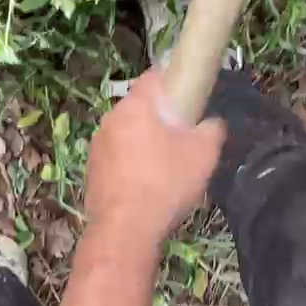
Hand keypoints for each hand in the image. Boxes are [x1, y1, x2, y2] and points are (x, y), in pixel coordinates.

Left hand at [85, 71, 225, 244]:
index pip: (154, 76)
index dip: (174, 79)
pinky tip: (147, 183)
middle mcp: (110, 119)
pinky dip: (132, 161)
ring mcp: (97, 144)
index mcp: (134, 106)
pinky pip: (117, 155)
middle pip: (140, 106)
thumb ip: (212, 128)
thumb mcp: (204, 154)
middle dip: (161, 116)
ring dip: (145, 140)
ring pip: (128, 132)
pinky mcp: (92, 168)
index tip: (191, 93)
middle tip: (184, 135)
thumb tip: (211, 122)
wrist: (125, 229)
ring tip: (167, 164)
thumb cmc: (166, 183)